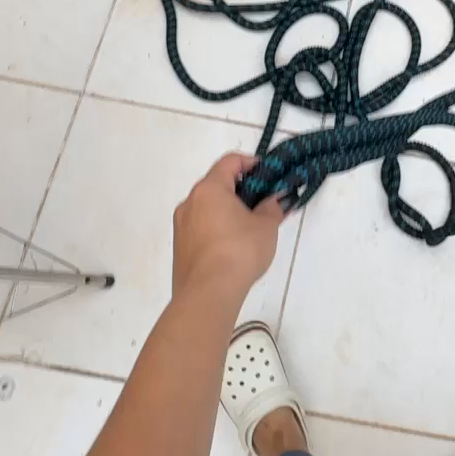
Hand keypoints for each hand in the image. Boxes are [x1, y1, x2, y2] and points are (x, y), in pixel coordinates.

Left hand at [171, 153, 284, 307]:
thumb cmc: (240, 250)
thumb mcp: (266, 226)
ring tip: (250, 228)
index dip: (251, 163)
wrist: (208, 293)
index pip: (230, 162)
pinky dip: (217, 228)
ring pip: (207, 208)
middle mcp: (190, 202)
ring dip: (227, 210)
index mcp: (210, 189)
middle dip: (241, 190)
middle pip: (217, 184)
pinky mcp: (180, 248)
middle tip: (262, 203)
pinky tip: (233, 246)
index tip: (267, 176)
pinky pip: (201, 227)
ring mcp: (181, 226)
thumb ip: (272, 207)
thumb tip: (274, 200)